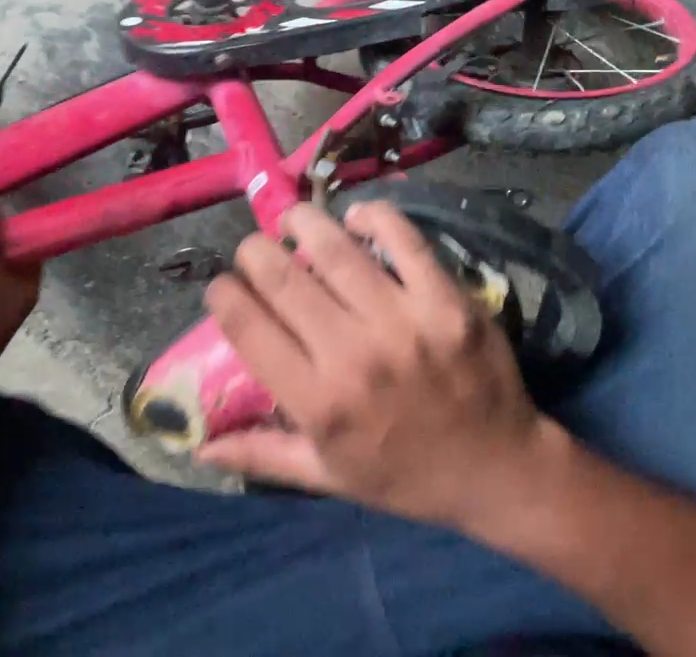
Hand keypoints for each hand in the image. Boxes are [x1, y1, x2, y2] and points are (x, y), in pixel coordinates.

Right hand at [196, 202, 554, 528]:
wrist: (498, 468)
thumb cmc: (408, 477)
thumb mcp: (330, 478)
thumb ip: (262, 455)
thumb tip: (197, 446)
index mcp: (318, 403)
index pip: (247, 328)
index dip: (223, 295)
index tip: (223, 286)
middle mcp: (353, 356)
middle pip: (283, 280)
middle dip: (255, 253)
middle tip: (254, 248)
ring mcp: (404, 322)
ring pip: (337, 252)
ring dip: (304, 224)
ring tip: (293, 217)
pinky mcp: (448, 299)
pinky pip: (405, 242)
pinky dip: (375, 218)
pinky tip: (357, 216)